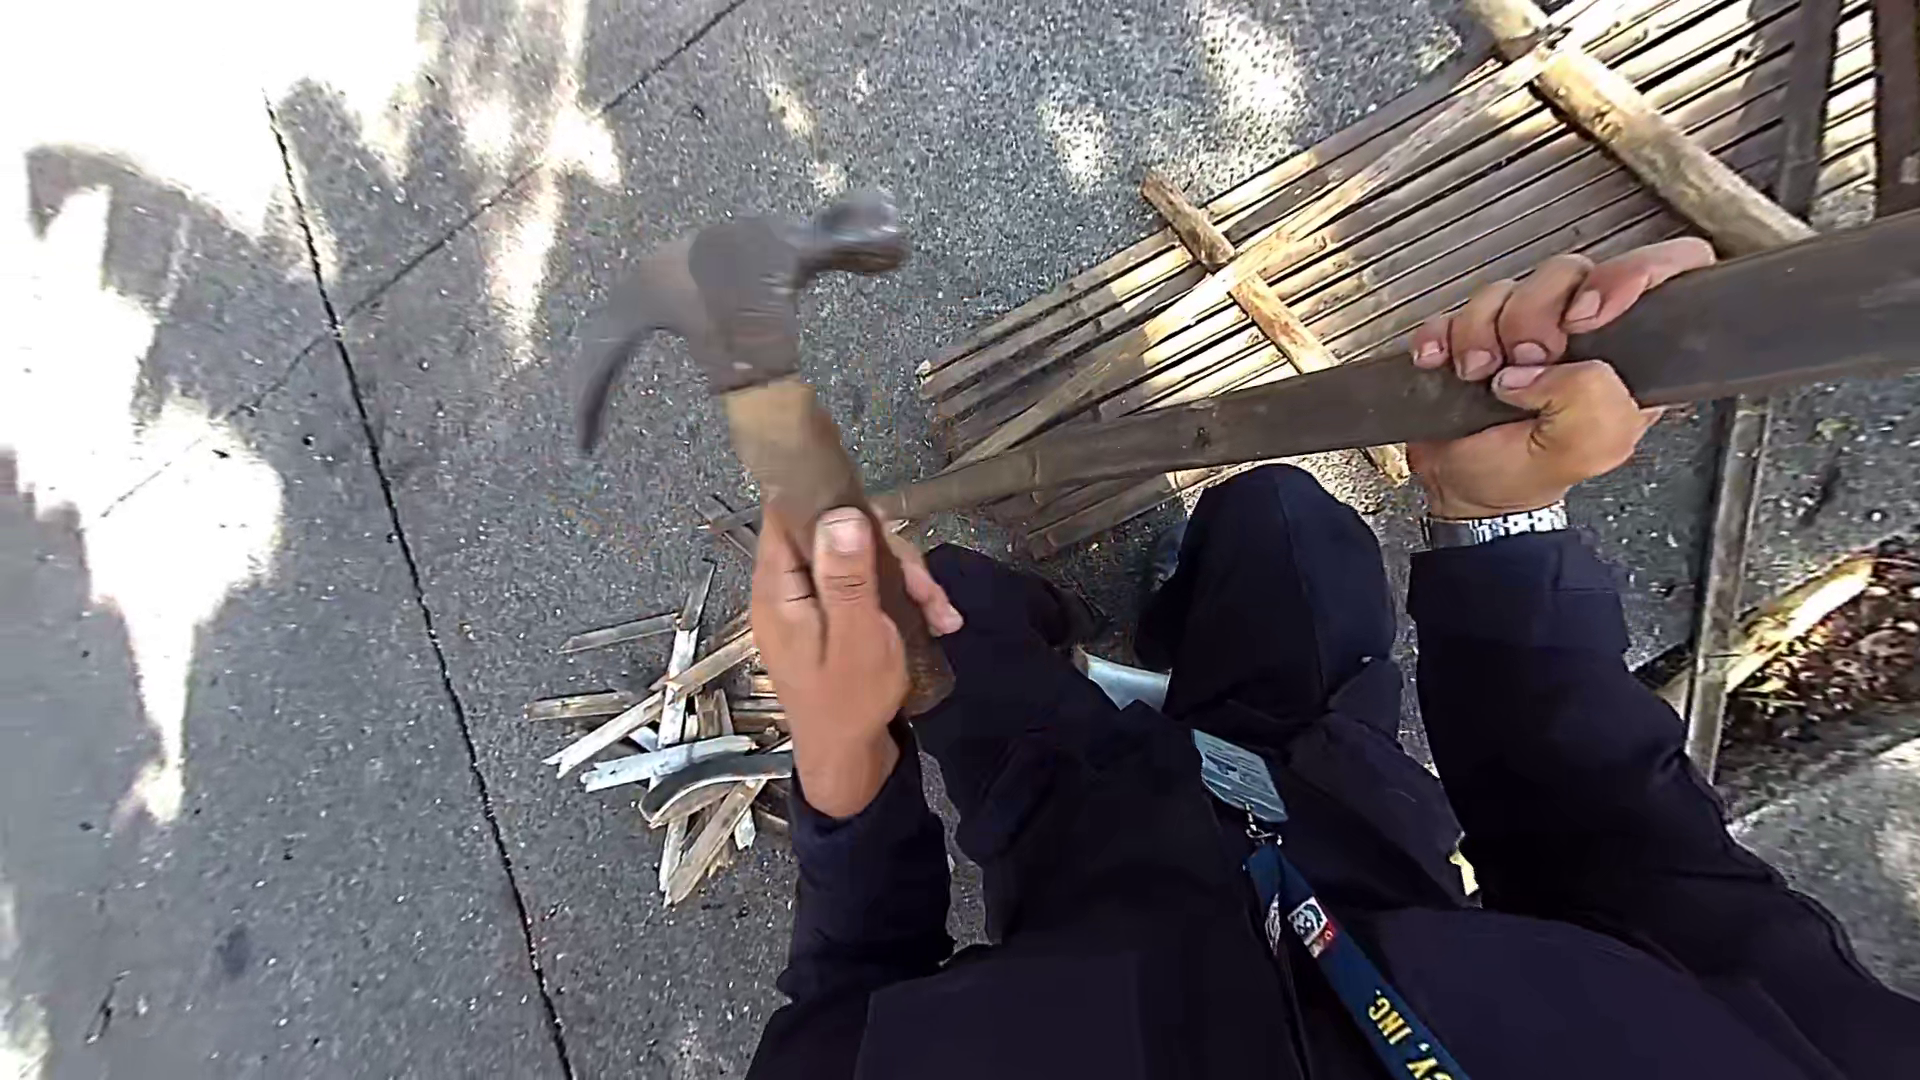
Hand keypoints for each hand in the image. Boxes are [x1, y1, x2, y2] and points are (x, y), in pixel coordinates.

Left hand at [750, 504, 961, 817]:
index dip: (827, 501)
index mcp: (780, 589)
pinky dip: (901, 598)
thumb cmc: (849, 702)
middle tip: (924, 585)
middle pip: (836, 537)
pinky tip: (934, 618)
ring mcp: (815, 602)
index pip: (786, 517)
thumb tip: (842, 514)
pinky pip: (867, 587)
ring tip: (938, 611)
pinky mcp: (837, 615)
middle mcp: (791, 589)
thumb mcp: (855, 637)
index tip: (873, 510)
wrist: (851, 757)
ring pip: (860, 560)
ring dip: (905, 578)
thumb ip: (847, 576)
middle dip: (888, 554)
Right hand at [1404, 239, 1715, 519]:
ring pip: (1500, 292)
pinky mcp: (1462, 341)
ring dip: (1477, 334)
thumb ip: (1590, 399)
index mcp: (1628, 350)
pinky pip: (1446, 316)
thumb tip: (1535, 370)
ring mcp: (1512, 333)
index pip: (1666, 266)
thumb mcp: (1585, 448)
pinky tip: (1436, 365)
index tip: (1583, 319)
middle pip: (1563, 274)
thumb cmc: (1525, 473)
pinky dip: (1436, 339)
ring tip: (1474, 376)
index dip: (1627, 275)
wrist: (1459, 489)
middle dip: (1531, 316)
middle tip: (1519, 362)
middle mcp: (1574, 331)